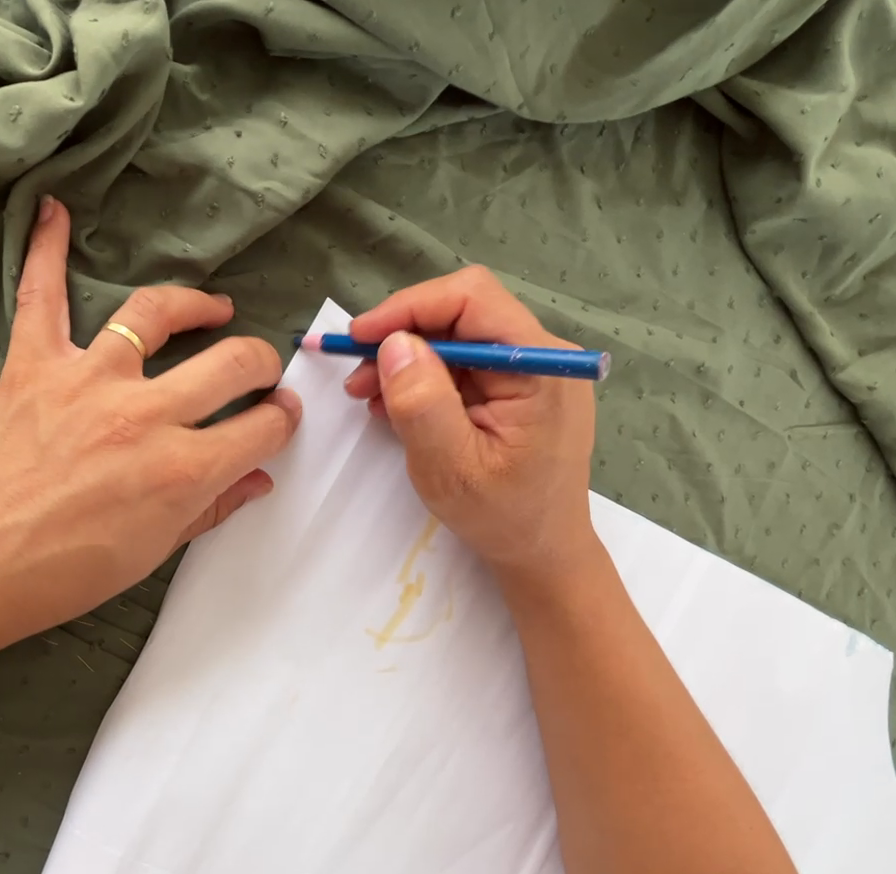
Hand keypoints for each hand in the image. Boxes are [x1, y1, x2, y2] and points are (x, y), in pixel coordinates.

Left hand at [0, 196, 300, 641]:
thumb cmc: (65, 573)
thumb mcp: (154, 551)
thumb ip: (213, 506)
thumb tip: (258, 477)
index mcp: (183, 470)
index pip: (262, 427)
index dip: (282, 422)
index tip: (280, 418)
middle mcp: (146, 414)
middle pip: (233, 363)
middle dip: (263, 365)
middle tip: (259, 373)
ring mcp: (88, 381)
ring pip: (157, 313)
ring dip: (197, 305)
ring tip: (214, 309)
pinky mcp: (34, 366)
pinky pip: (42, 296)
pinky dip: (44, 250)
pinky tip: (52, 210)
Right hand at [343, 266, 598, 582]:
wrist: (541, 553)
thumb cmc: (502, 518)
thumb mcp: (451, 468)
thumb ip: (422, 404)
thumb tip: (393, 344)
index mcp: (540, 367)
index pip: (471, 299)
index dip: (409, 308)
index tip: (358, 337)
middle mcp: (541, 355)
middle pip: (461, 313)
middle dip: (401, 336)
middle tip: (354, 374)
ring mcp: (529, 371)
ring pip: (455, 338)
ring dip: (406, 360)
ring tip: (366, 395)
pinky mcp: (515, 388)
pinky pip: (461, 366)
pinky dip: (422, 379)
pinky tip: (394, 406)